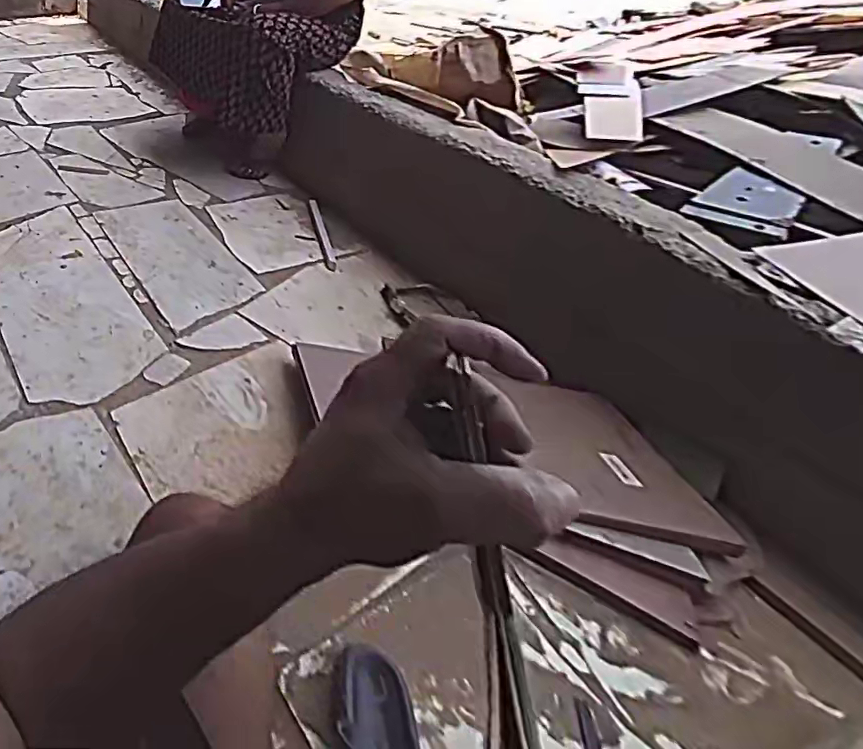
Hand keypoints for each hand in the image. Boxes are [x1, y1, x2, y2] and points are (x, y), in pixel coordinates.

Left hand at [272, 317, 580, 570]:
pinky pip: (432, 441)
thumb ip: (511, 500)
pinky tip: (471, 502)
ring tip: (496, 491)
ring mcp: (377, 418)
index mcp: (385, 382)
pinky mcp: (378, 447)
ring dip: (482, 447)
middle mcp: (379, 391)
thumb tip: (562, 498)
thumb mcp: (442, 503)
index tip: (536, 377)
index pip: (440, 333)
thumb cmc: (357, 504)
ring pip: (447, 415)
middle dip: (496, 416)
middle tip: (515, 460)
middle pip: (454, 380)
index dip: (492, 344)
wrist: (300, 529)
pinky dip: (460, 464)